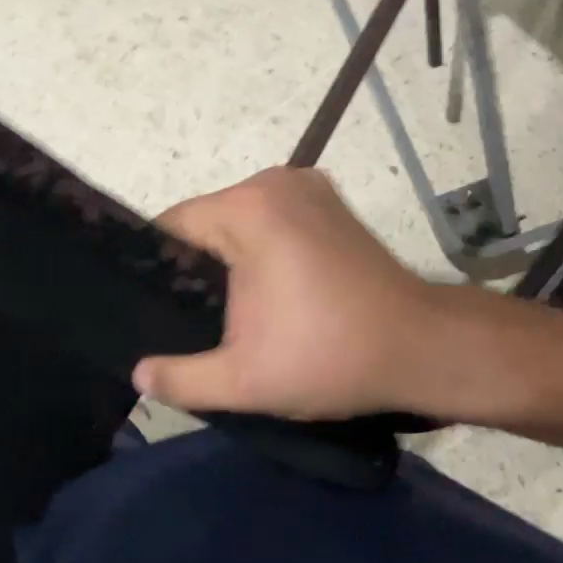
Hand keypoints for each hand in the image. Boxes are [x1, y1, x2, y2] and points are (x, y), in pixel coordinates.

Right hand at [133, 168, 545, 423]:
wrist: (424, 349)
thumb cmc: (331, 357)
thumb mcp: (244, 381)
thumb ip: (181, 379)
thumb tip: (138, 373)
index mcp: (247, 208)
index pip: (171, 227)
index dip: (156, 272)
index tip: (156, 315)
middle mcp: (274, 181)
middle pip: (206, 223)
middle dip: (195, 270)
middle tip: (191, 322)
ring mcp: (308, 188)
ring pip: (240, 223)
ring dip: (229, 262)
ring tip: (227, 312)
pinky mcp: (331, 204)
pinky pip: (272, 222)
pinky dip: (261, 251)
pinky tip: (265, 294)